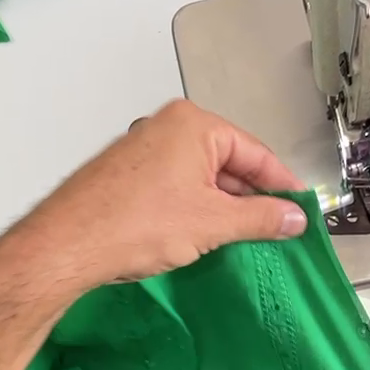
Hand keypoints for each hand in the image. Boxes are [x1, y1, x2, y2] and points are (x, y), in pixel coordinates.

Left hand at [10, 100, 307, 291]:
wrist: (68, 244)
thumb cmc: (139, 224)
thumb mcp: (213, 223)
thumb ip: (261, 218)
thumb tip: (294, 218)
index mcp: (194, 124)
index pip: (256, 153)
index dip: (282, 184)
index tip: (301, 210)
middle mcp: (168, 127)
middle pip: (229, 163)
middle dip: (252, 198)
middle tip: (276, 230)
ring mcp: (145, 150)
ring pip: (203, 178)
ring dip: (224, 207)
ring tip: (244, 238)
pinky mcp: (129, 175)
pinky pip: (178, 187)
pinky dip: (197, 209)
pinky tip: (204, 236)